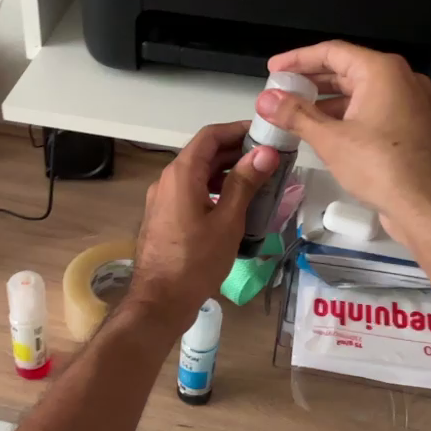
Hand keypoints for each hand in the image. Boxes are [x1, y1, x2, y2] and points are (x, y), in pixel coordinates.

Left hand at [126, 122, 279, 328]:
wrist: (160, 300)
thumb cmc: (196, 261)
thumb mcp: (227, 221)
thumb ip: (245, 183)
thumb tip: (265, 152)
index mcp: (181, 174)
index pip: (210, 136)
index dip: (238, 130)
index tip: (266, 134)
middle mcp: (167, 180)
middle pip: (204, 154)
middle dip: (237, 152)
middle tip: (270, 160)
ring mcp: (163, 199)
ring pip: (198, 174)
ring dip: (227, 173)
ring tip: (259, 182)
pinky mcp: (164, 218)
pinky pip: (191, 193)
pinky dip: (214, 190)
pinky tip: (236, 206)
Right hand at [260, 41, 430, 223]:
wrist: (428, 207)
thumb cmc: (383, 167)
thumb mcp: (330, 139)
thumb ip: (295, 115)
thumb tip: (267, 100)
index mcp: (382, 71)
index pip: (332, 52)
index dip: (298, 59)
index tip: (275, 70)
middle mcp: (402, 80)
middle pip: (348, 70)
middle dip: (312, 81)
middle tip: (282, 92)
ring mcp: (411, 103)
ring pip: (362, 92)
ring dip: (329, 102)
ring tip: (298, 115)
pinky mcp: (414, 127)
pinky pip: (375, 110)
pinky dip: (349, 116)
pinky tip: (327, 133)